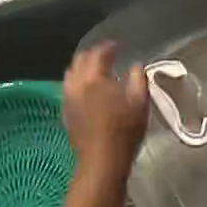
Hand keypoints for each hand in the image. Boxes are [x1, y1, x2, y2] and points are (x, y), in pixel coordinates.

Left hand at [62, 43, 148, 172]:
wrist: (102, 160)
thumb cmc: (125, 130)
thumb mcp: (140, 102)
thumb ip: (138, 78)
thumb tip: (136, 66)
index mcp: (94, 78)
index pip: (98, 54)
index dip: (108, 47)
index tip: (116, 46)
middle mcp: (77, 85)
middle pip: (80, 60)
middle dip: (92, 54)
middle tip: (105, 55)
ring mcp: (68, 99)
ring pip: (70, 74)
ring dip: (82, 68)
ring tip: (94, 70)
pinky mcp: (65, 113)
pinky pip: (68, 89)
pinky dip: (77, 83)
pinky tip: (86, 90)